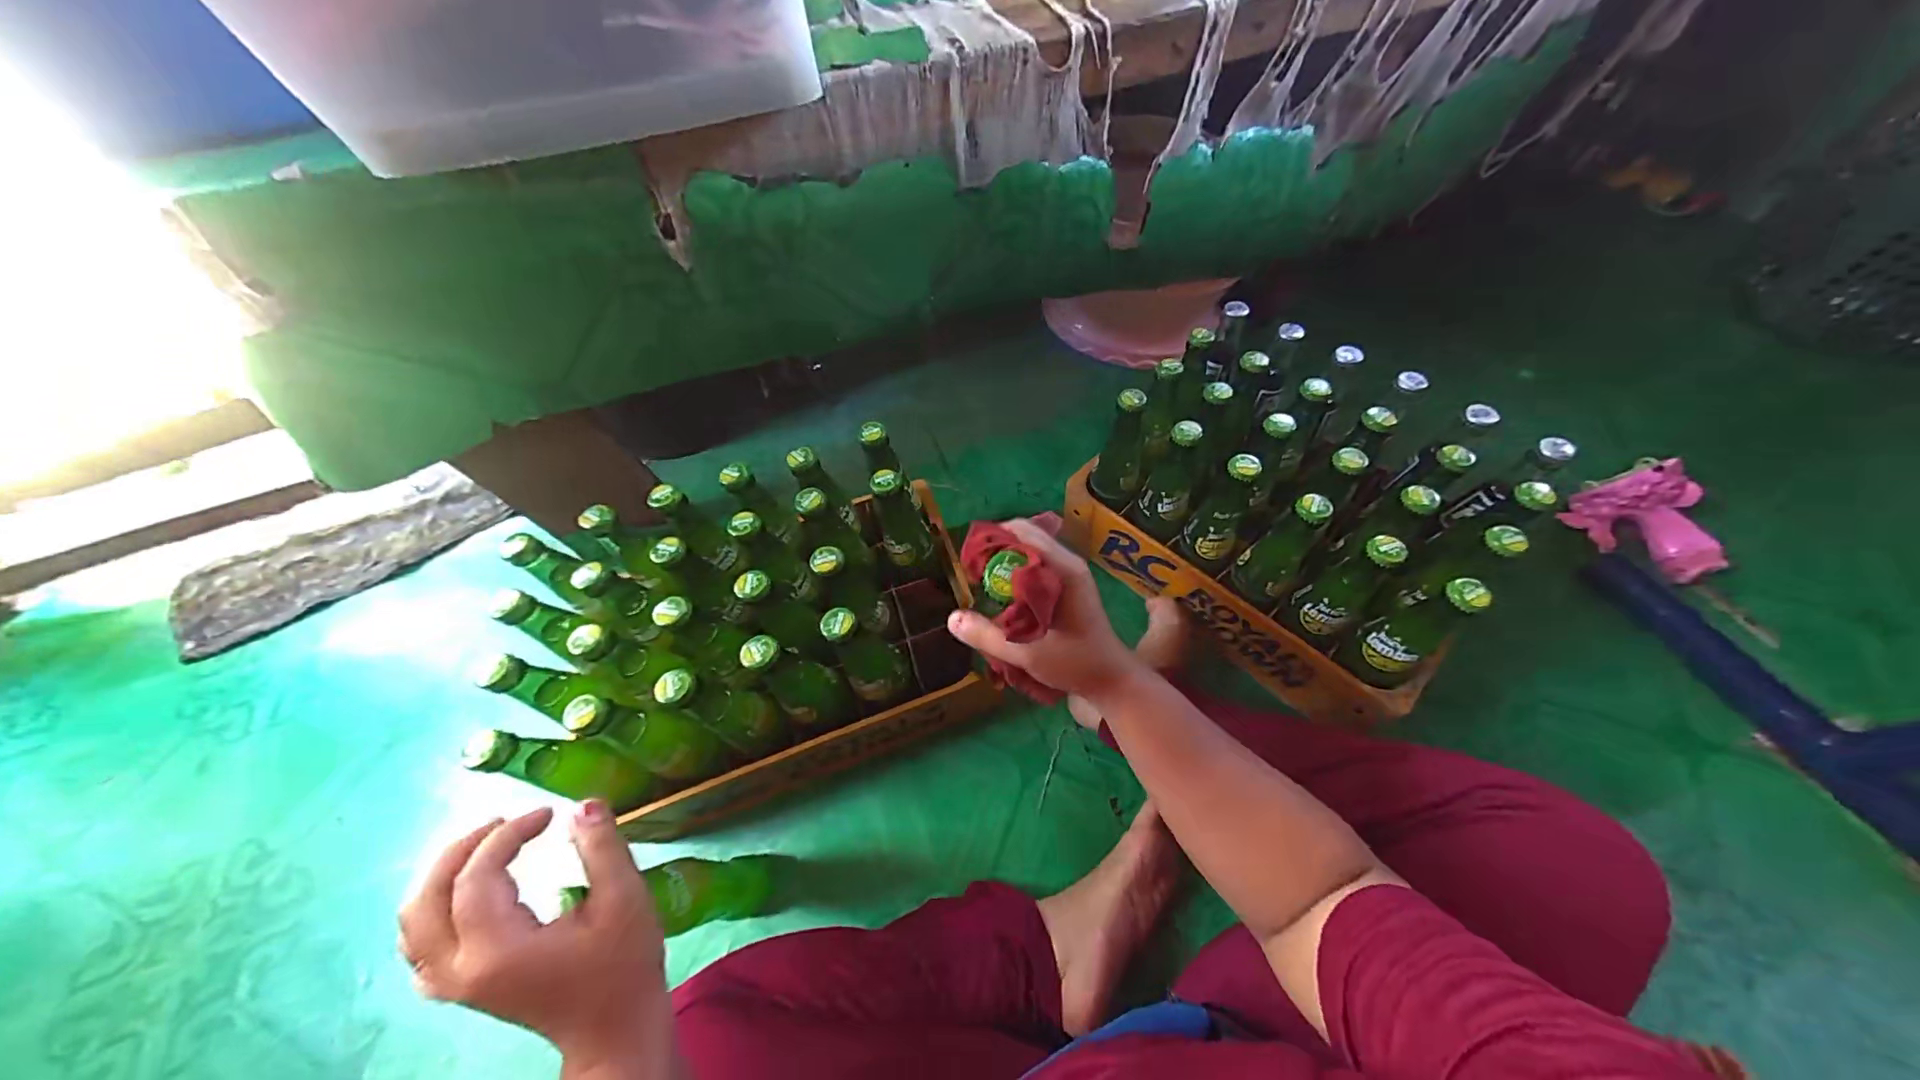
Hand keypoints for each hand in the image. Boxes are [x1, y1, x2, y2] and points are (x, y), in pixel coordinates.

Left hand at [398, 800, 676, 1074]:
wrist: (615, 1027)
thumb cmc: (623, 962)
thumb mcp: (624, 897)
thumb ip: (602, 847)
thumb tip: (583, 805)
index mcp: (497, 949)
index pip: (476, 877)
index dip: (508, 835)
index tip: (549, 813)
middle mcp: (461, 970)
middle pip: (428, 899)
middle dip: (465, 849)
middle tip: (508, 822)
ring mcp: (454, 985)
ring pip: (414, 924)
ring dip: (445, 876)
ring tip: (487, 847)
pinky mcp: (461, 989)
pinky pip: (421, 947)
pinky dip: (435, 911)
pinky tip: (467, 894)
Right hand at [947, 517, 1148, 699]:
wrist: (1111, 679)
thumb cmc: (1076, 664)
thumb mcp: (1027, 653)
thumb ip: (987, 635)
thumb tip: (952, 617)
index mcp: (1064, 569)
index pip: (1021, 532)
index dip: (990, 542)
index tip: (969, 566)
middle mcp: (1067, 562)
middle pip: (1022, 537)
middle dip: (994, 553)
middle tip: (972, 578)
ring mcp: (1069, 572)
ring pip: (1027, 552)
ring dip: (1003, 563)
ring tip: (982, 586)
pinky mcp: (1066, 584)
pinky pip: (1034, 567)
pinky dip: (1014, 574)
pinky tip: (1001, 597)